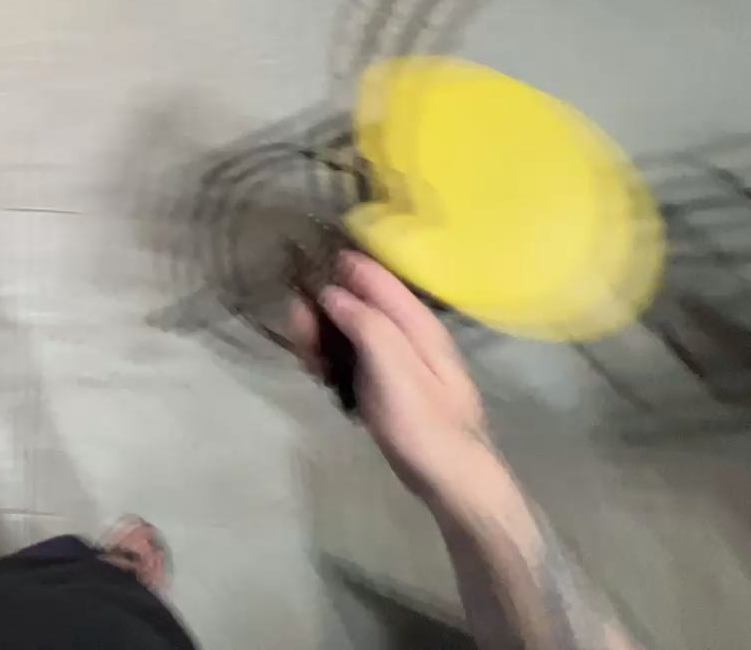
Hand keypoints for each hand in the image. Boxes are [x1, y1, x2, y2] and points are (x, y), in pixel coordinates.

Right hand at [291, 252, 493, 509]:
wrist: (452, 484)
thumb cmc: (426, 426)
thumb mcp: (396, 372)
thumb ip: (367, 326)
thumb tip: (331, 292)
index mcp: (416, 323)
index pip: (373, 274)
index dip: (337, 266)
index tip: (301, 269)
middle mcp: (405, 332)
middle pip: (353, 300)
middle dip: (320, 307)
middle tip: (298, 326)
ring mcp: (393, 356)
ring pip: (344, 327)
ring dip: (319, 335)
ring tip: (307, 358)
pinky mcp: (381, 379)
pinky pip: (346, 354)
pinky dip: (327, 358)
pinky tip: (320, 374)